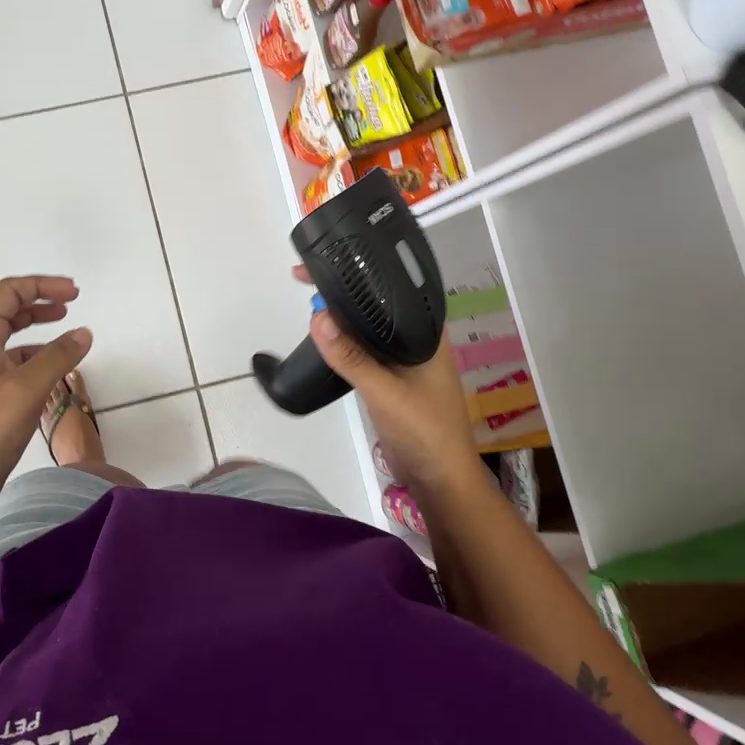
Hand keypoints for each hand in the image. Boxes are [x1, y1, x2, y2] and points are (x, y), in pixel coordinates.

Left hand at [0, 276, 93, 493]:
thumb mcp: (27, 389)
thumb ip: (58, 356)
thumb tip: (84, 332)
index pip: (5, 293)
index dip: (39, 284)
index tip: (74, 292)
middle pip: (5, 308)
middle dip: (39, 298)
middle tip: (73, 299)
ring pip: (9, 333)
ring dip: (37, 322)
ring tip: (66, 322)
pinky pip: (13, 359)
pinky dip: (35, 352)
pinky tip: (54, 363)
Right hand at [295, 267, 475, 485]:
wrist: (440, 479)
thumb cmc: (425, 430)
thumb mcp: (384, 391)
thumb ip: (351, 356)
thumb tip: (317, 317)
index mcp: (427, 332)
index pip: (391, 289)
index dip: (358, 274)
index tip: (324, 265)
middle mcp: (417, 339)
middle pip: (376, 306)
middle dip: (343, 293)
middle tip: (305, 280)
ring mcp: (404, 359)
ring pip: (368, 329)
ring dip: (342, 318)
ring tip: (309, 305)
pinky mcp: (391, 377)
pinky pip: (364, 350)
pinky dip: (344, 342)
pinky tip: (325, 339)